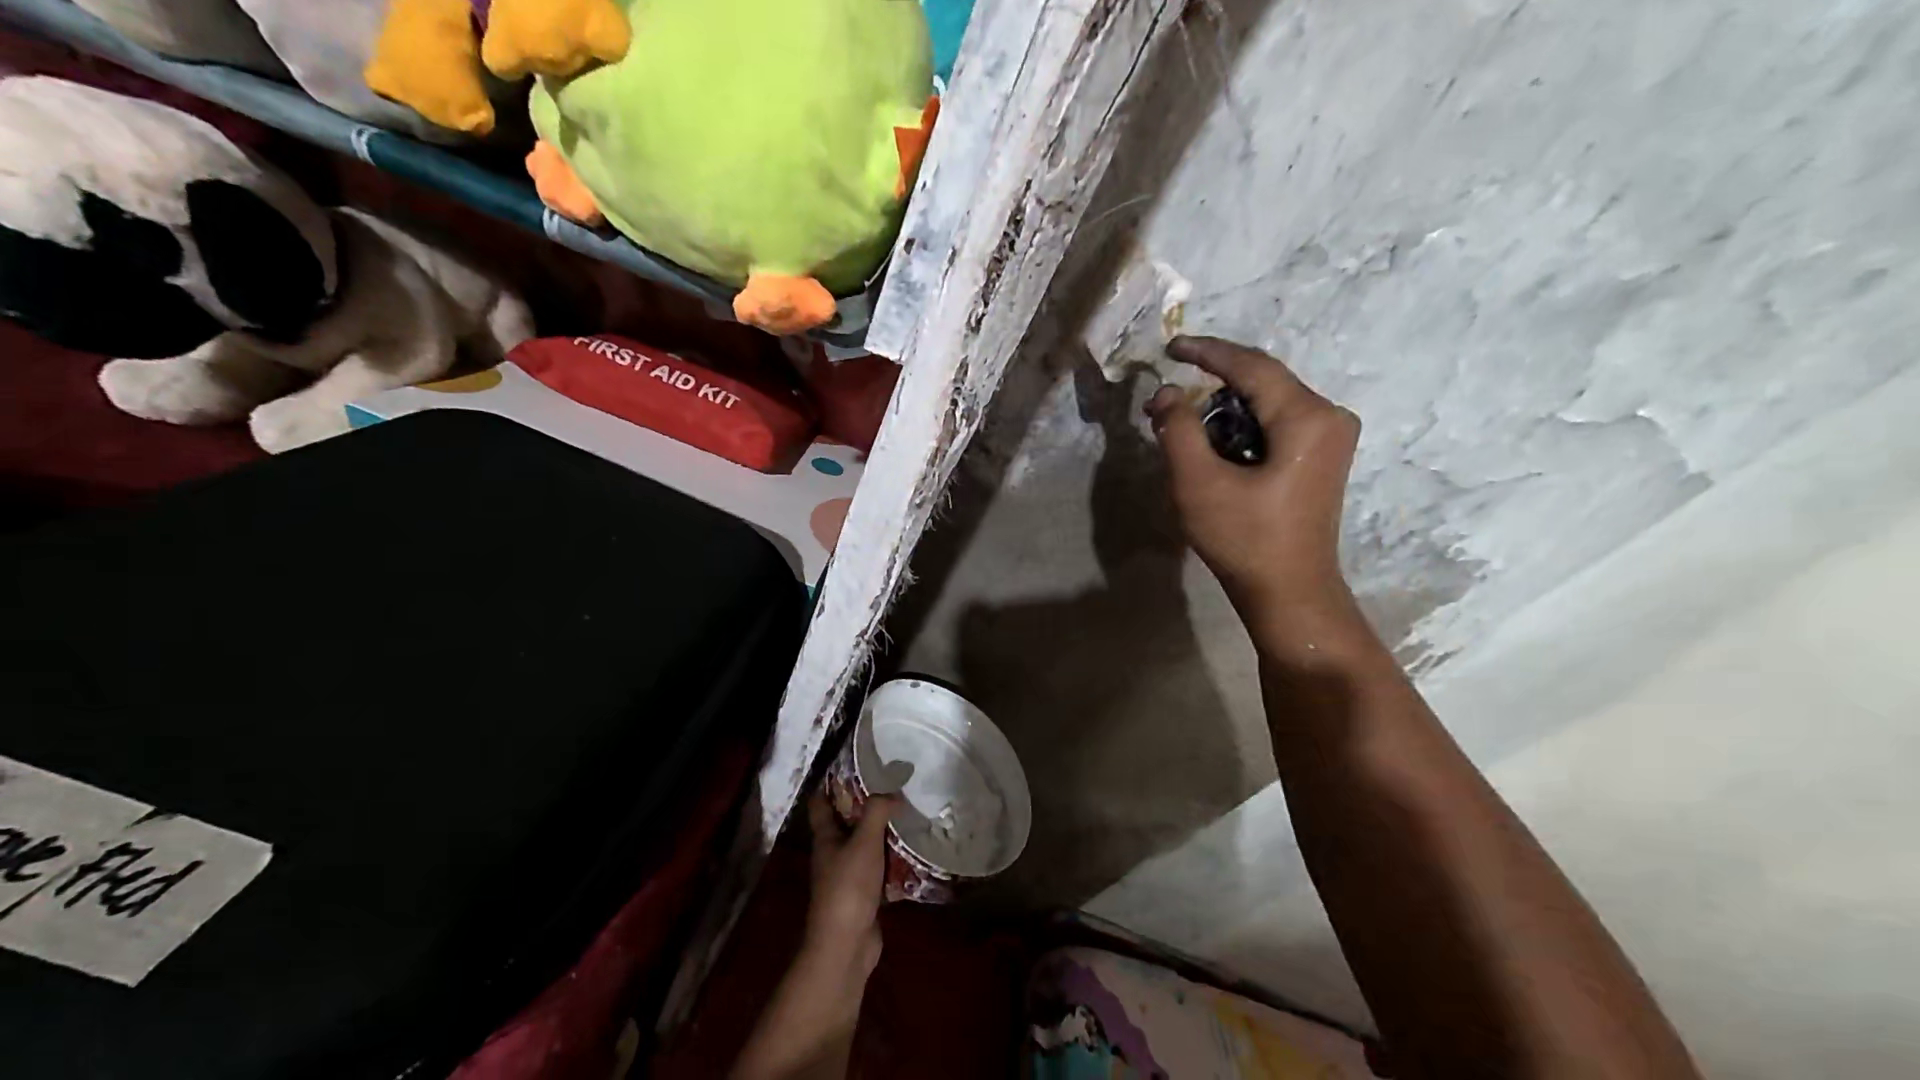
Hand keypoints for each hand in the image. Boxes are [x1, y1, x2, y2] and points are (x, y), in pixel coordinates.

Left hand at [802, 791, 894, 980]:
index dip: (831, 784)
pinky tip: (911, 852)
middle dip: (865, 806)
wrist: (846, 945)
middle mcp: (833, 854)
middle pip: (845, 823)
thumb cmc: (848, 887)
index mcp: (825, 838)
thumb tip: (892, 791)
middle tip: (891, 787)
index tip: (853, 766)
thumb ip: (877, 812)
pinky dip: (892, 860)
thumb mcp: (864, 843)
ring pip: (864, 847)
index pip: (820, 803)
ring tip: (907, 814)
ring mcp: (847, 877)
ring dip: (881, 833)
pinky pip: (878, 870)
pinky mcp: (864, 896)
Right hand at [1146, 336, 1363, 631]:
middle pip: (1261, 382)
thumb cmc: (1244, 539)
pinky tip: (1213, 446)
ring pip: (1266, 402)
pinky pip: (1276, 422)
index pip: (1251, 366)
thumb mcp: (1198, 482)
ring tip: (1181, 428)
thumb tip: (1168, 393)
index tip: (1170, 347)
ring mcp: (1331, 437)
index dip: (1207, 352)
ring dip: (1222, 410)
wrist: (1289, 591)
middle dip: (1210, 386)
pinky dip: (1240, 426)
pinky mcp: (1322, 455)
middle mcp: (1329, 416)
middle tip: (1165, 403)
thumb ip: (1178, 429)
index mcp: (1307, 417)